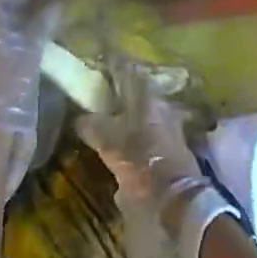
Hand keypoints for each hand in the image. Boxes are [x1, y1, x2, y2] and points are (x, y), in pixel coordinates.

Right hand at [76, 56, 199, 204]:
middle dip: (119, 91)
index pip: (125, 67)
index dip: (111, 62)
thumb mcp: (107, 140)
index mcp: (145, 94)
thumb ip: (91, 124)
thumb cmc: (140, 159)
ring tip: (111, 122)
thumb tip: (79, 118)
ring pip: (145, 111)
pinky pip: (152, 131)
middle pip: (136, 90)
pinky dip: (139, 133)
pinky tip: (127, 144)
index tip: (98, 59)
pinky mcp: (176, 146)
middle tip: (100, 94)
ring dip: (129, 114)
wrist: (176, 198)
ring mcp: (171, 124)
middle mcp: (160, 102)